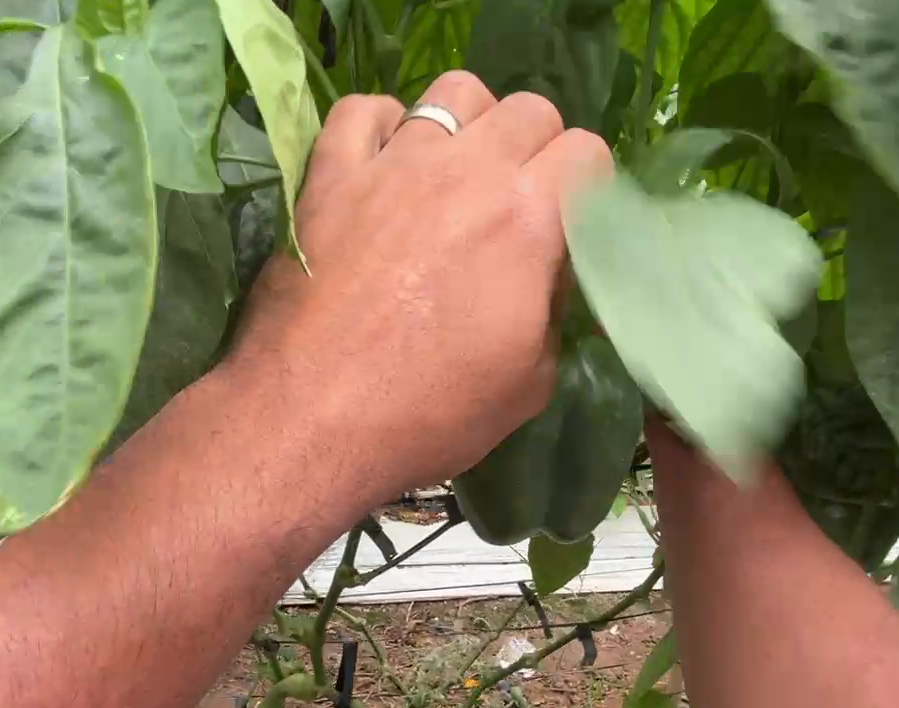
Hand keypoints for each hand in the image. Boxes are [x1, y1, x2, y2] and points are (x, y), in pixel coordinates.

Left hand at [223, 71, 611, 502]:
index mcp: (527, 220)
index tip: (563, 232)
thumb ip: (553, 314)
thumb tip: (545, 279)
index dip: (584, 192)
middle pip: (527, 112)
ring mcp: (391, 167)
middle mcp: (465, 173)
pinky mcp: (328, 178)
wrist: (312, 422)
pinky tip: (384, 166)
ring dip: (469, 128)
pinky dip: (381, 127)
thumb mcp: (527, 386)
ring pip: (453, 94)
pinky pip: (362, 111)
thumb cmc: (426, 416)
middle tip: (510, 212)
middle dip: (535, 153)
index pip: (586, 154)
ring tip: (453, 181)